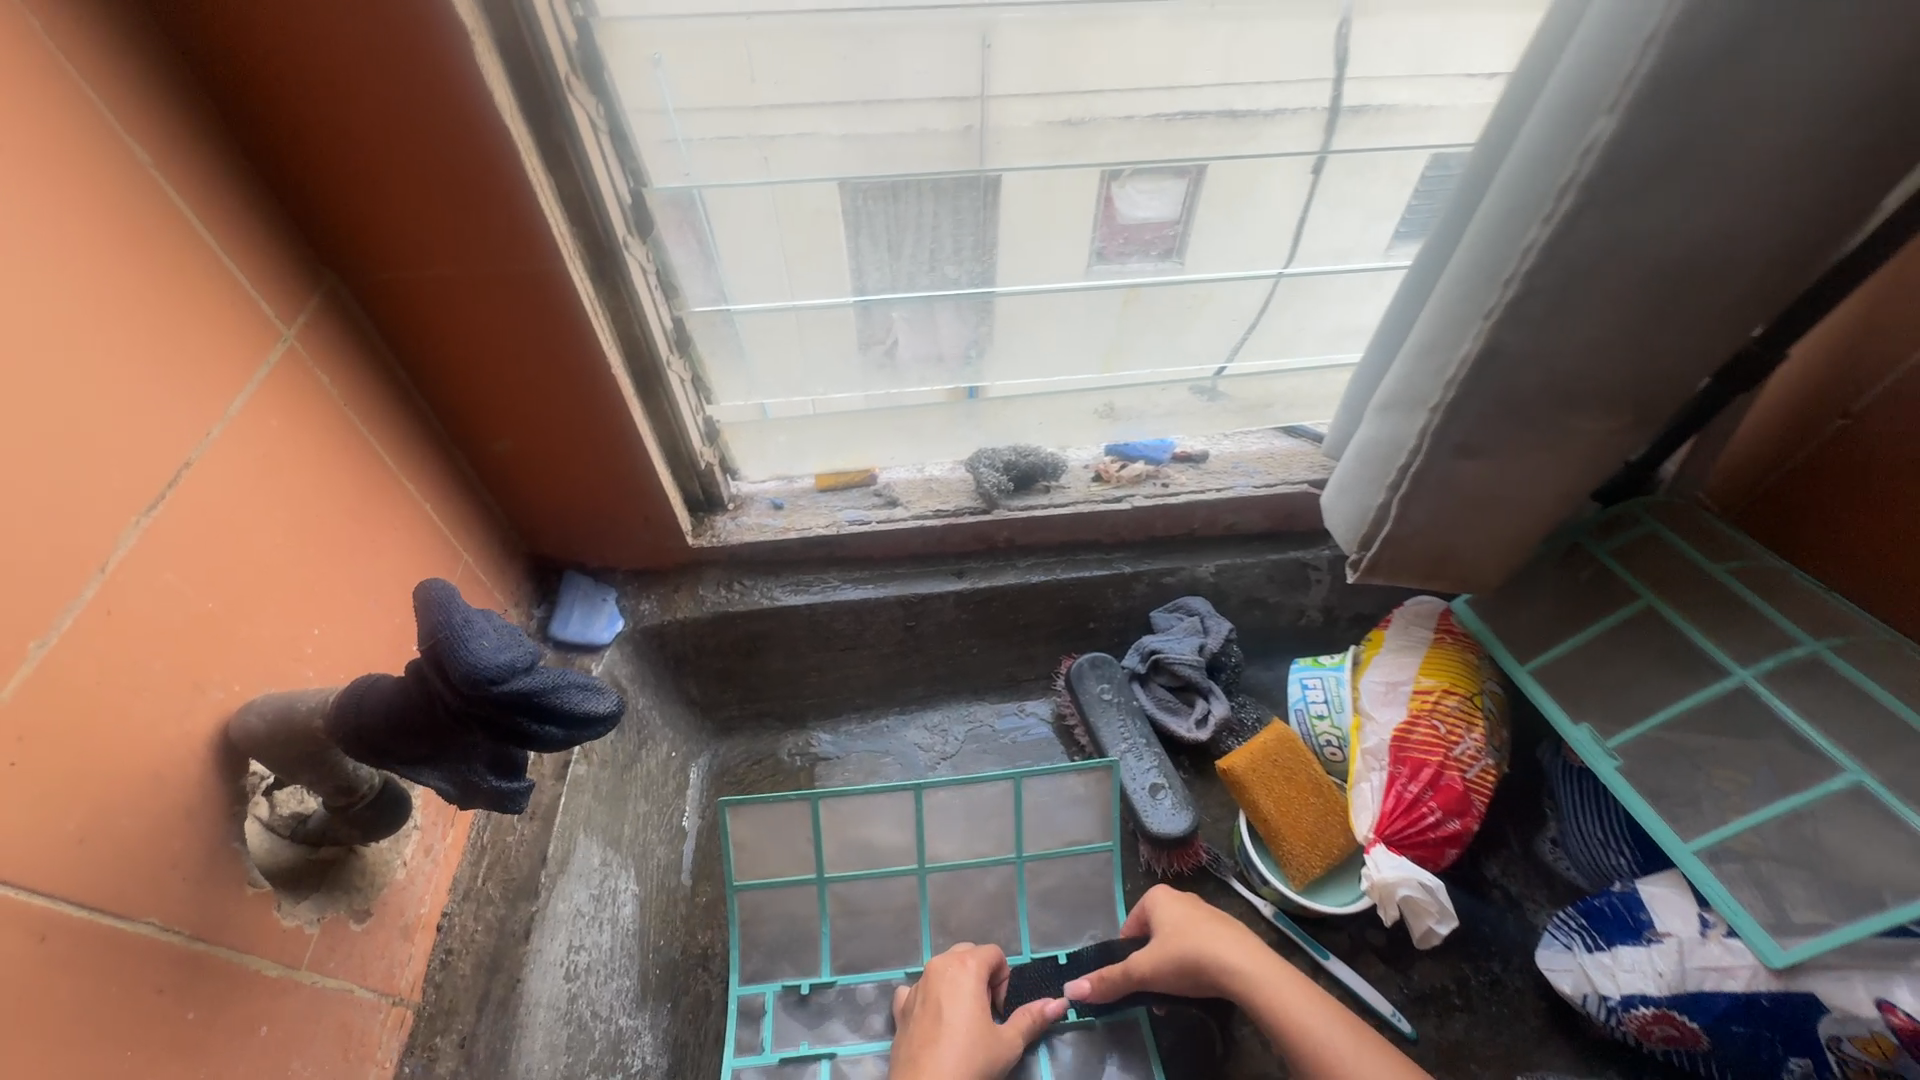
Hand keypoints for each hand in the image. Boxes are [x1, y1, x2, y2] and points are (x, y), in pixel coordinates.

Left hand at [889, 943, 1066, 1079]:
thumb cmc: (969, 1063)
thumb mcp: (1007, 1043)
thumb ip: (1032, 1018)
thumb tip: (1059, 1003)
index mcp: (965, 966)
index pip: (994, 954)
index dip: (1004, 980)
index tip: (1001, 1010)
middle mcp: (938, 965)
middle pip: (968, 955)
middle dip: (981, 977)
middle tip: (986, 1014)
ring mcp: (916, 984)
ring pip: (943, 969)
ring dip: (957, 984)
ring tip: (963, 1022)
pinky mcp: (900, 1006)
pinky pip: (918, 988)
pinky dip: (928, 998)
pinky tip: (934, 1023)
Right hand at [1064, 884, 1267, 1004]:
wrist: (1247, 968)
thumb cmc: (1188, 959)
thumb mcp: (1143, 972)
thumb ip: (1109, 980)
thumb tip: (1071, 989)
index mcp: (1156, 897)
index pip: (1128, 928)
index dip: (1128, 958)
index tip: (1137, 981)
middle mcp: (1180, 897)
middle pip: (1153, 937)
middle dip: (1151, 966)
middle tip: (1156, 991)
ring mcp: (1207, 912)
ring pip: (1177, 943)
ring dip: (1172, 968)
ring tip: (1179, 995)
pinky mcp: (1228, 931)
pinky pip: (1201, 948)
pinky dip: (1196, 966)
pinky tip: (1203, 986)